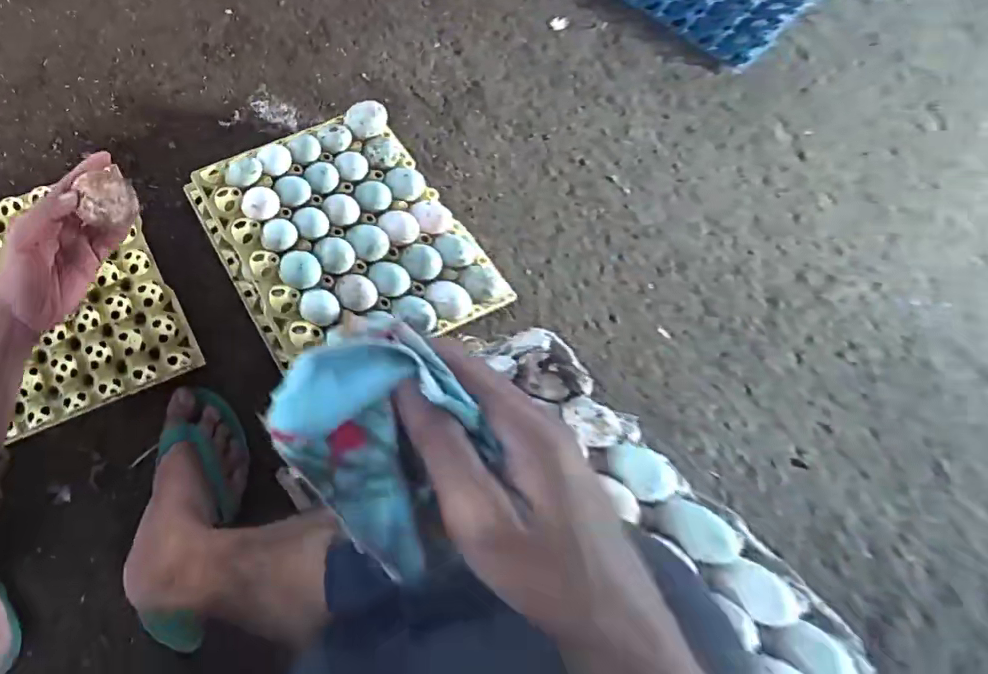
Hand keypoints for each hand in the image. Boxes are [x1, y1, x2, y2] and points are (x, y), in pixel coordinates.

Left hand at [0, 152, 131, 334]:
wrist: (20, 316)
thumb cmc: (14, 276)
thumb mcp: (22, 239)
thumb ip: (46, 214)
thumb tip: (73, 196)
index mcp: (42, 216)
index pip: (66, 189)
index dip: (83, 173)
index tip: (102, 159)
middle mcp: (62, 226)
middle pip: (86, 200)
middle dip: (102, 187)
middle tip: (120, 175)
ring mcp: (77, 243)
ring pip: (100, 218)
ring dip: (114, 206)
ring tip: (129, 194)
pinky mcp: (90, 261)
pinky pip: (107, 241)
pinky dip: (119, 229)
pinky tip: (129, 218)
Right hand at [393, 342, 703, 673]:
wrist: (622, 635)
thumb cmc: (544, 576)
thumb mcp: (479, 516)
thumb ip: (441, 445)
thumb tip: (402, 382)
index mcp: (525, 424)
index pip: (455, 359)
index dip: (407, 351)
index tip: (365, 358)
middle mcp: (540, 418)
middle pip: (464, 375)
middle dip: (414, 376)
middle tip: (369, 392)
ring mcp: (547, 440)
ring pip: (474, 398)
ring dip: (431, 400)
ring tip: (388, 416)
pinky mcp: (547, 461)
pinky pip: (487, 422)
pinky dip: (452, 422)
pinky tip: (430, 446)